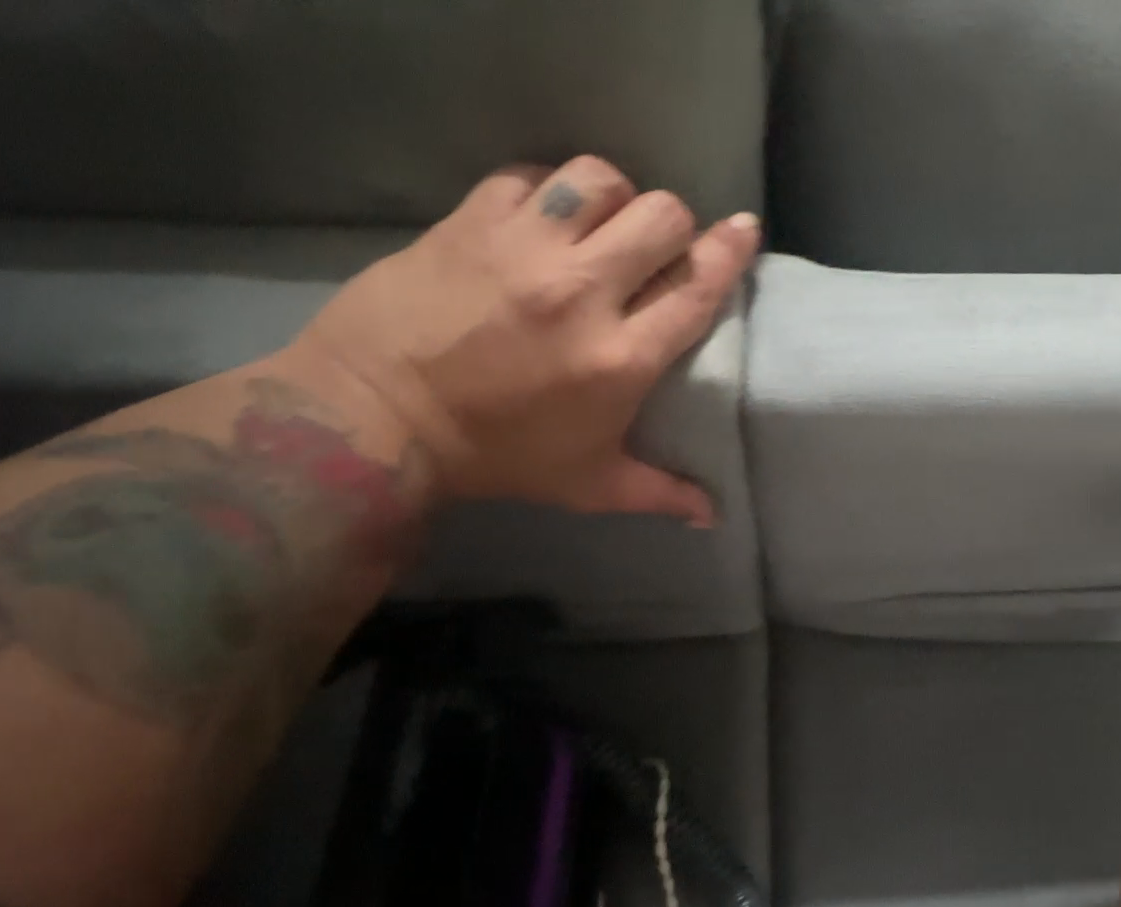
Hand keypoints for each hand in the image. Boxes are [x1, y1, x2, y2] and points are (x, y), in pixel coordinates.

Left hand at [290, 156, 760, 523]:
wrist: (376, 419)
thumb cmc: (497, 458)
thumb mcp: (589, 485)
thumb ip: (661, 494)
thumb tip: (713, 517)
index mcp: (621, 358)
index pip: (697, 286)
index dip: (730, 251)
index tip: (744, 228)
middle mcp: (583, 291)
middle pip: (662, 216)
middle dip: (673, 227)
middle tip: (654, 250)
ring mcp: (525, 248)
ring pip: (600, 180)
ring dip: (614, 198)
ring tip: (601, 224)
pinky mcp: (471, 221)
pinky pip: (531, 176)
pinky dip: (549, 191)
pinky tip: (542, 219)